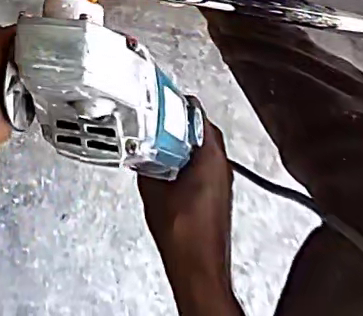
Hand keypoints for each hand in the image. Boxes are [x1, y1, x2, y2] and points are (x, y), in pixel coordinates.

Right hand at [139, 121, 242, 315]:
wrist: (196, 267)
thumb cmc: (181, 232)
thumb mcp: (152, 187)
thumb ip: (146, 161)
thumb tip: (139, 150)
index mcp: (211, 161)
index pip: (201, 117)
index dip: (181, 103)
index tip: (166, 95)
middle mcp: (222, 170)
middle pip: (204, 131)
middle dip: (182, 120)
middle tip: (160, 113)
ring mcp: (222, 185)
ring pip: (204, 149)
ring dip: (184, 139)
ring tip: (160, 136)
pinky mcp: (217, 197)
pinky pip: (204, 165)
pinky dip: (187, 157)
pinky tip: (167, 164)